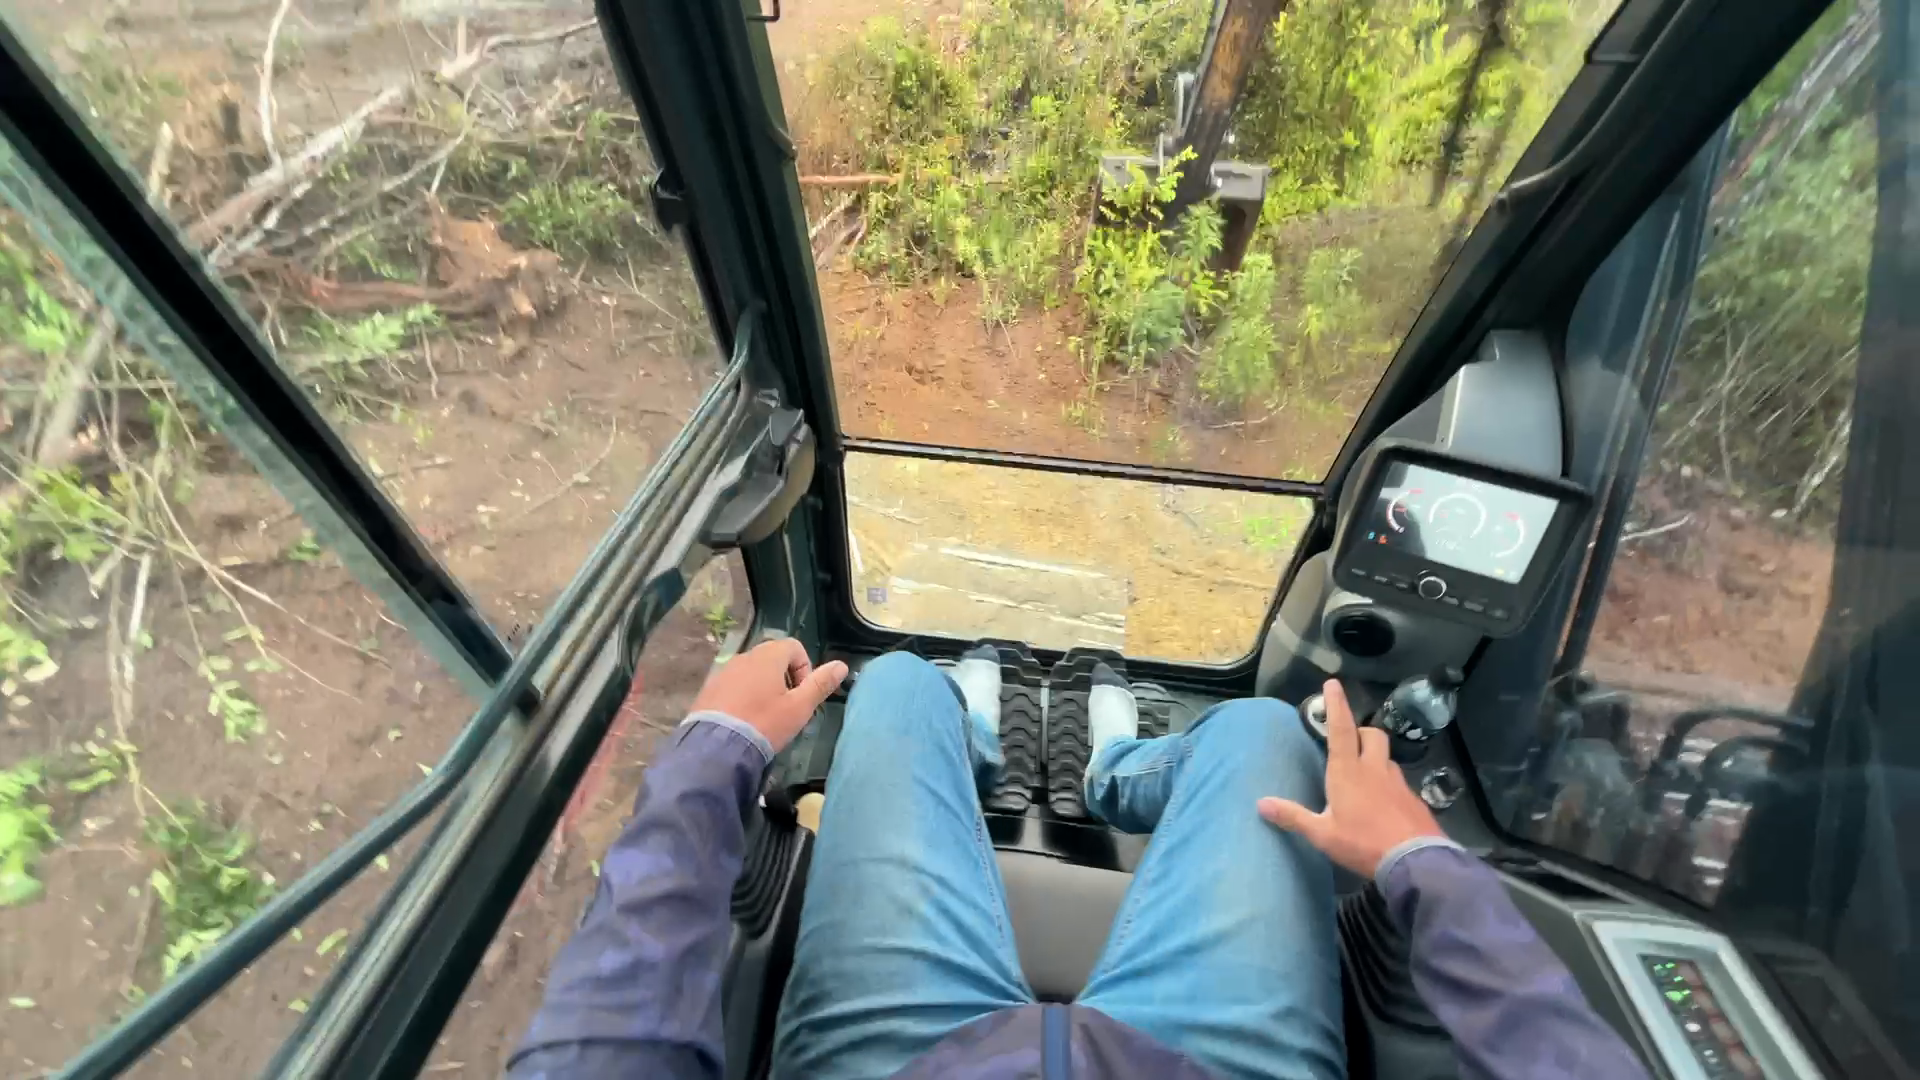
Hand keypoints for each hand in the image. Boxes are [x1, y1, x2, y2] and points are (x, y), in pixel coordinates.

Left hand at [690, 638, 847, 753]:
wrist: (716, 747)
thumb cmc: (765, 723)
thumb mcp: (799, 707)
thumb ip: (820, 684)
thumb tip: (841, 665)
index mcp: (768, 656)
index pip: (794, 647)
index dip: (805, 668)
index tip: (802, 693)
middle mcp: (745, 656)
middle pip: (772, 658)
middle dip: (785, 678)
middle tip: (787, 707)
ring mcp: (724, 672)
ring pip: (752, 672)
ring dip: (764, 687)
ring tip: (765, 717)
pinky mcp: (708, 689)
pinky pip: (734, 684)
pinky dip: (743, 695)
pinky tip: (744, 720)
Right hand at [1257, 679, 1445, 877]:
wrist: (1418, 864)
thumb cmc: (1363, 843)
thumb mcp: (1322, 834)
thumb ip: (1293, 817)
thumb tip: (1261, 804)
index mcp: (1347, 771)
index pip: (1340, 729)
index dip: (1336, 705)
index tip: (1332, 683)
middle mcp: (1374, 769)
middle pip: (1372, 735)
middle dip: (1361, 732)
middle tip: (1351, 742)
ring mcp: (1398, 784)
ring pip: (1387, 758)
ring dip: (1376, 758)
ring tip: (1366, 777)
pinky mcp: (1415, 800)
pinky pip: (1399, 783)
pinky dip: (1389, 786)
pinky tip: (1385, 805)